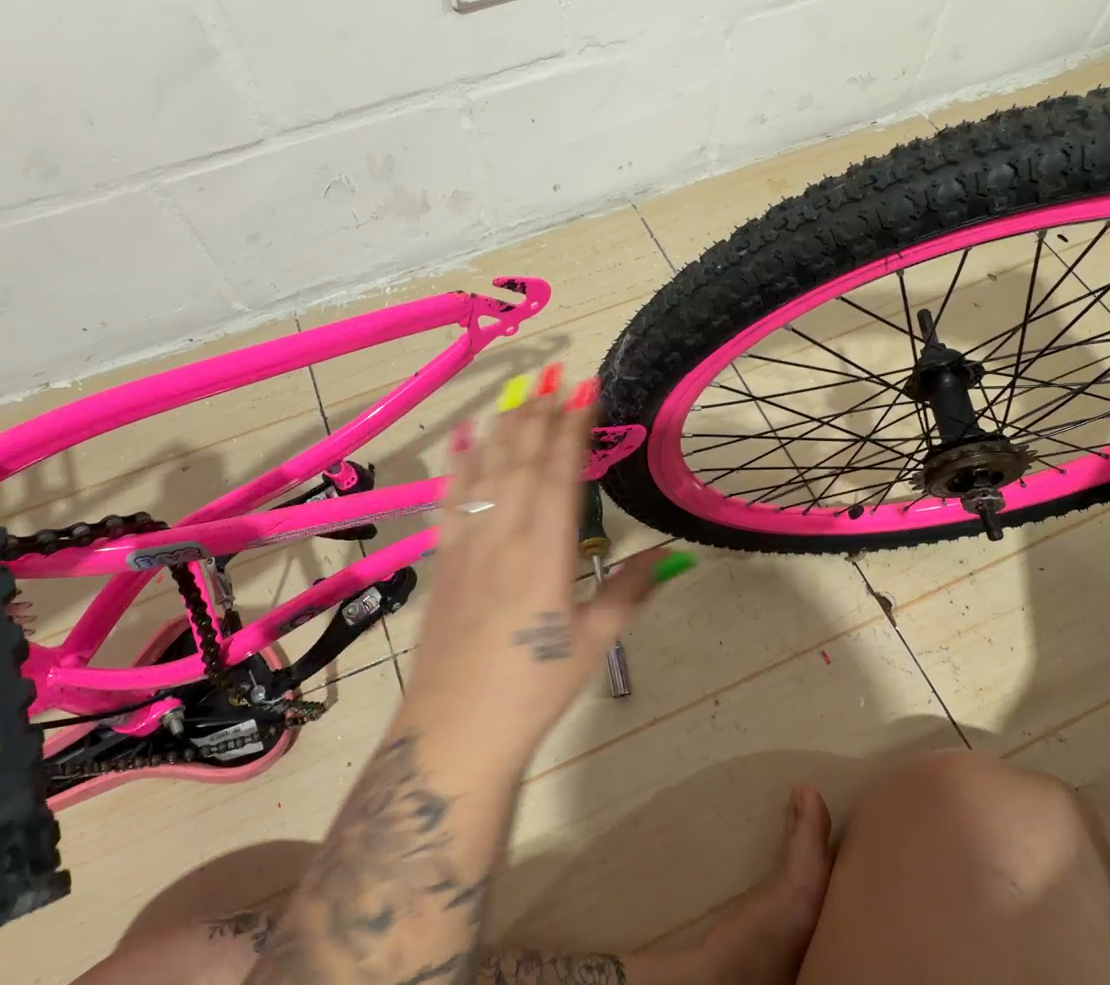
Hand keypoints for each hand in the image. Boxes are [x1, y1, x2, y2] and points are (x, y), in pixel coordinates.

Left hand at [399, 370, 678, 770]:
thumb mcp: (592, 644)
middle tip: (558, 381)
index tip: (585, 392)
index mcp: (546, 555)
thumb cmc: (533, 690)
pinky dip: (459, 464)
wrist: (455, 727)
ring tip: (522, 394)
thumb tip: (668, 556)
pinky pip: (450, 499)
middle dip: (542, 416)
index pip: (560, 475)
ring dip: (505, 428)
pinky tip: (465, 438)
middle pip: (522, 462)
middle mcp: (503, 537)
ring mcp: (466, 545)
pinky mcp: (442, 560)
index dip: (573, 429)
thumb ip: (628, 593)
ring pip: (485, 472)